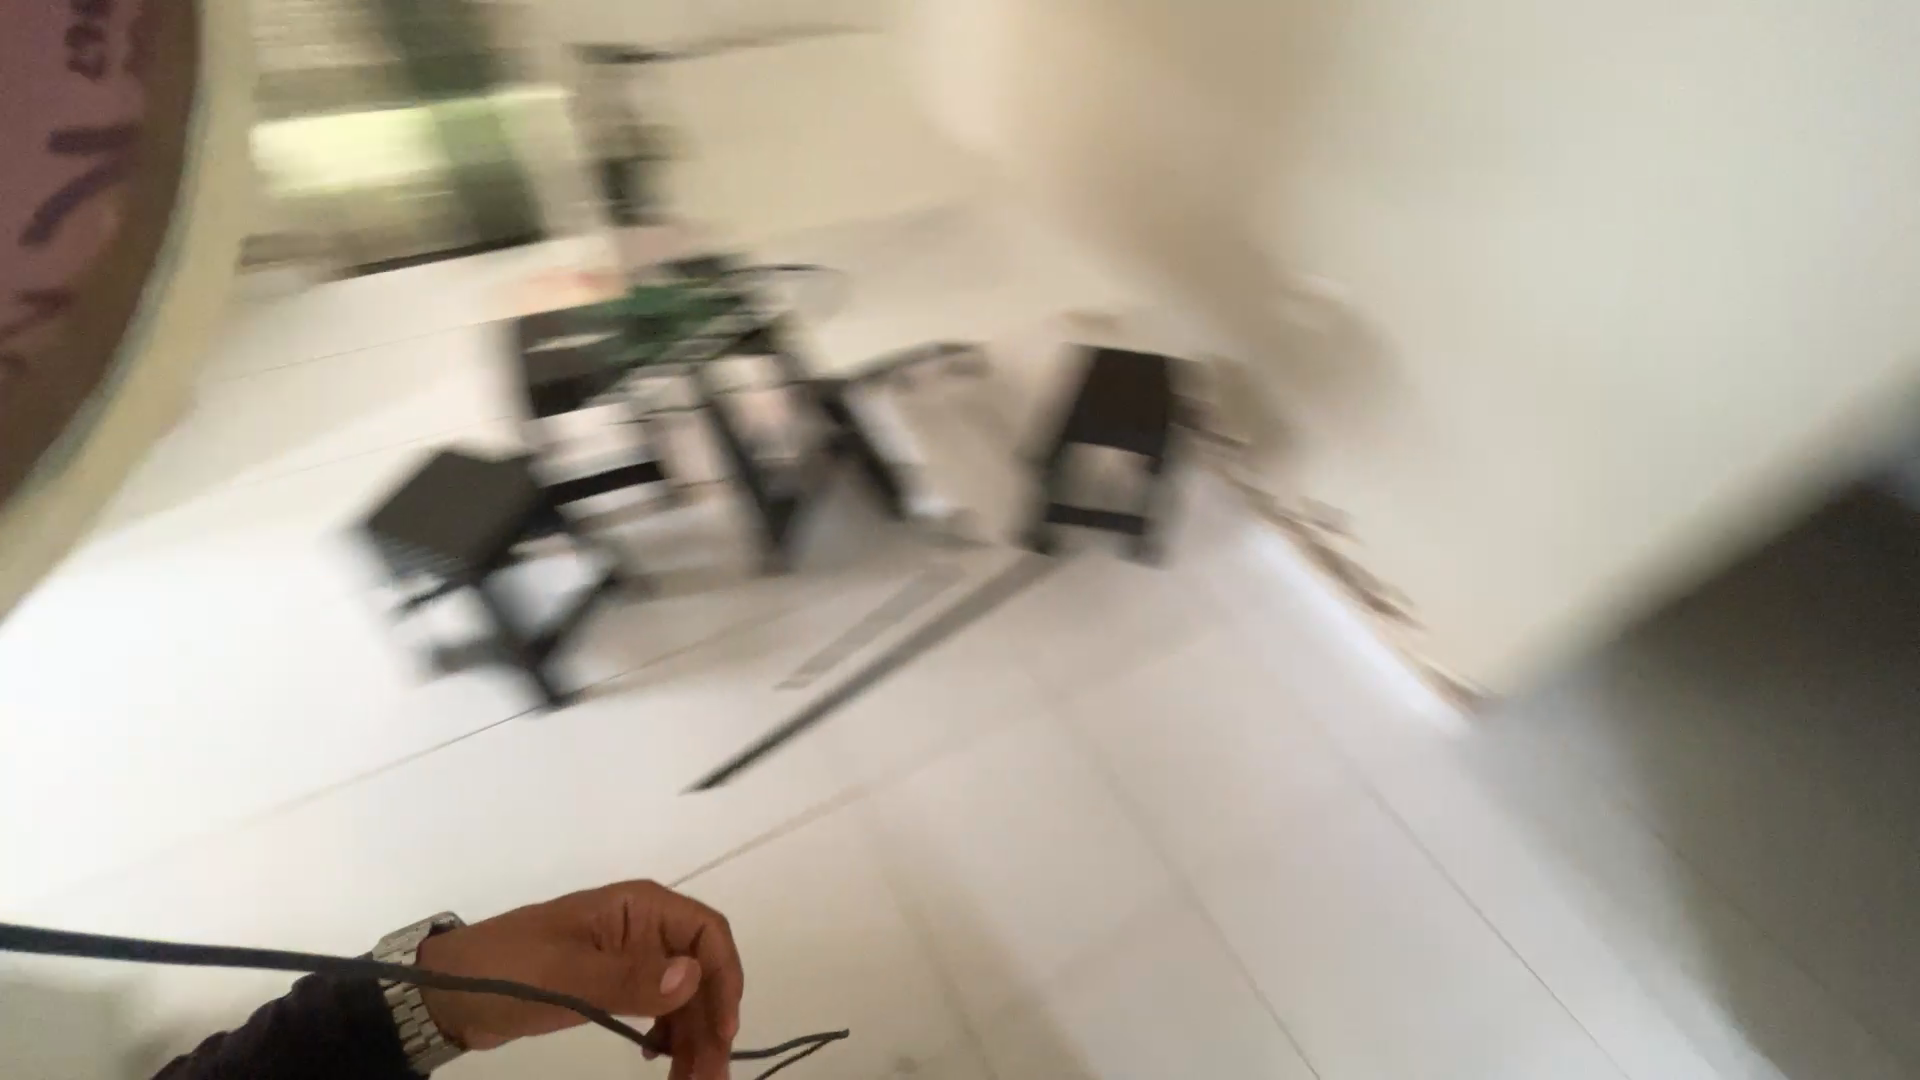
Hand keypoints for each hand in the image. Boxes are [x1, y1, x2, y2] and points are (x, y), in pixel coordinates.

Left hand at [415, 880, 744, 1078]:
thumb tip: (694, 976)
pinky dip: (669, 1038)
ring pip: (684, 995)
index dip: (723, 977)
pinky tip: (662, 1063)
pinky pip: (660, 1010)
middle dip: (710, 1022)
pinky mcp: (616, 986)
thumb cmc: (505, 968)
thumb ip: (628, 977)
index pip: (706, 932)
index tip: (725, 1031)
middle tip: (711, 1078)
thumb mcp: (563, 975)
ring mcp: (634, 958)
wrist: (443, 993)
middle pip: (700, 970)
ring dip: (694, 1037)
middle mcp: (648, 929)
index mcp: (643, 907)